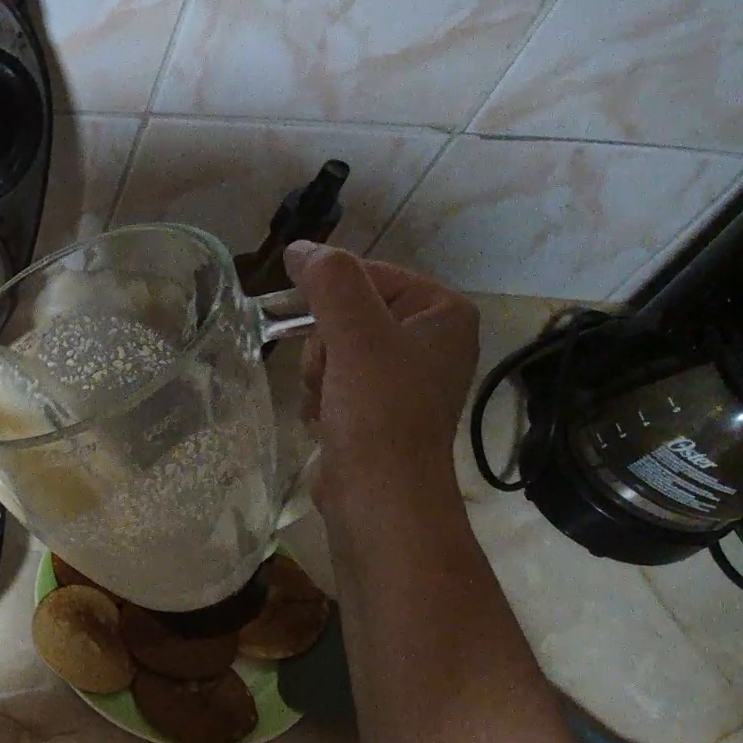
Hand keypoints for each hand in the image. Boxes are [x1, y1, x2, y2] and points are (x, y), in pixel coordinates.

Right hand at [284, 241, 479, 512]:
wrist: (378, 494)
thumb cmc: (377, 412)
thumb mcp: (355, 337)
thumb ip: (329, 283)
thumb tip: (302, 247)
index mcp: (441, 312)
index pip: (369, 276)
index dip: (326, 299)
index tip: (300, 326)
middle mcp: (429, 340)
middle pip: (346, 317)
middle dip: (322, 348)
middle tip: (330, 377)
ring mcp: (402, 378)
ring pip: (331, 352)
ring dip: (315, 377)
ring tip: (328, 405)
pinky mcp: (376, 410)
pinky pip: (331, 384)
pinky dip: (318, 400)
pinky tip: (324, 421)